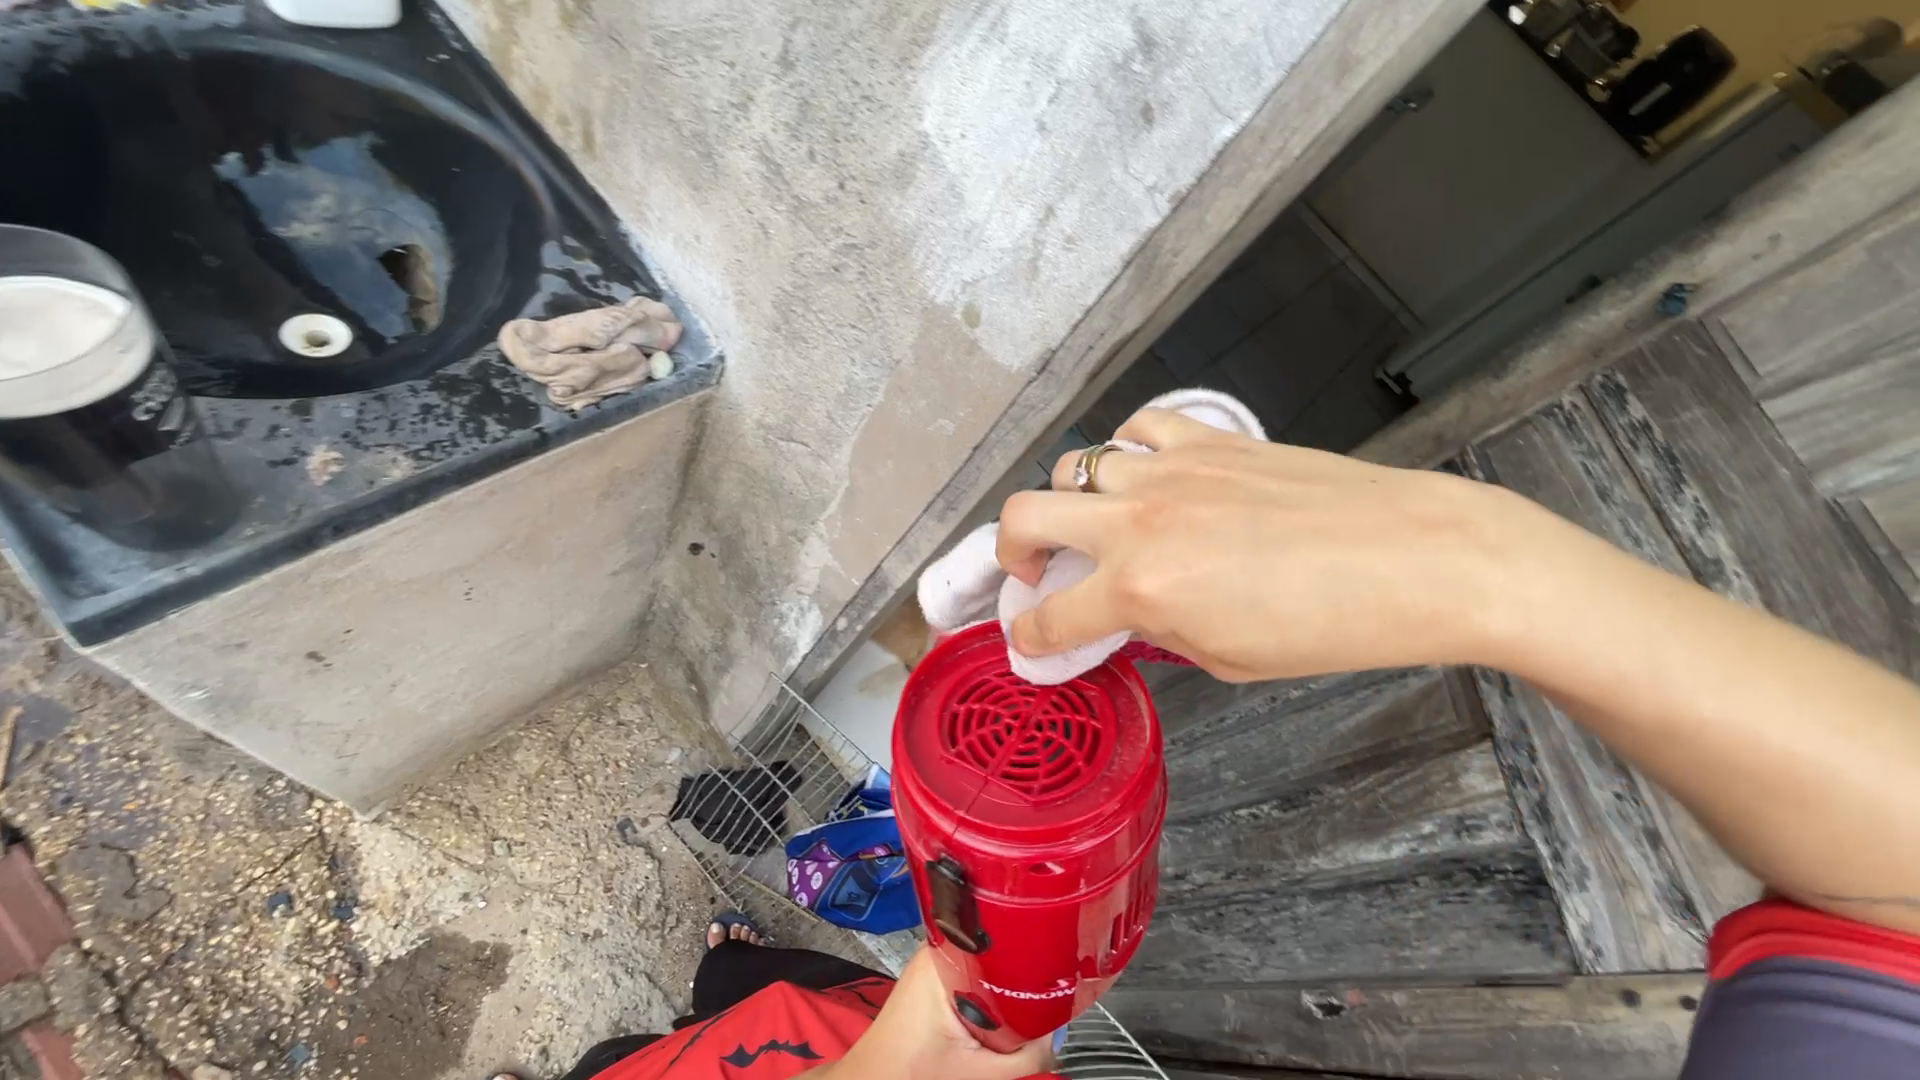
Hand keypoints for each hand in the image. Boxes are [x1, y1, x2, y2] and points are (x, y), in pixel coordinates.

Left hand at [818, 949, 1053, 1079]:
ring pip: (988, 957)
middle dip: (1024, 962)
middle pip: (996, 943)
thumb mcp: (976, 1074)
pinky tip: (1009, 1004)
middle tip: (1056, 975)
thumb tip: (1062, 1036)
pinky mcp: (935, 975)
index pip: (997, 930)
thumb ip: (1025, 1057)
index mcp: (943, 956)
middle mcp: (937, 947)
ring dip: (1009, 976)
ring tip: (1038, 988)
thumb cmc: (910, 1074)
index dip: (1029, 939)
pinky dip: (993, 986)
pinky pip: (975, 969)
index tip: (1058, 948)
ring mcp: (934, 958)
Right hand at [995, 408, 1602, 681]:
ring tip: (1099, 520)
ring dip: (1070, 499)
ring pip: (1075, 465)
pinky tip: (1149, 474)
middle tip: (1035, 570)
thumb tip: (1128, 610)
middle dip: (1012, 552)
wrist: (1416, 558)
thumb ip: (1158, 629)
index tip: (1030, 640)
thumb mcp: (1227, 658)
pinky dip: (1128, 451)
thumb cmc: (1330, 627)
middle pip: (1022, 517)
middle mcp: (1138, 523)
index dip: (1028, 638)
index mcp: (1140, 589)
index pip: (1050, 618)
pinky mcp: (1209, 439)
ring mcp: (1170, 472)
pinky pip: (1138, 428)